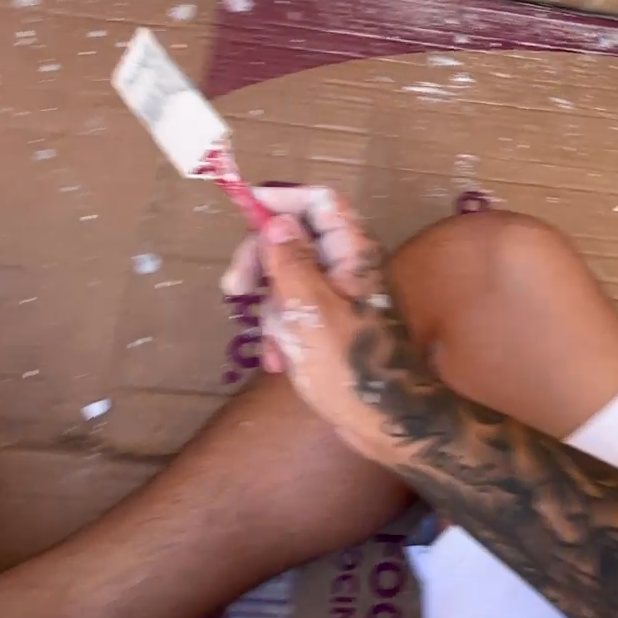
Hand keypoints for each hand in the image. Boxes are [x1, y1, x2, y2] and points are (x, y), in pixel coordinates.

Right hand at [219, 187, 424, 462]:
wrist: (382, 420)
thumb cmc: (348, 363)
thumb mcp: (308, 309)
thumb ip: (290, 261)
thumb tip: (278, 222)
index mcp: (352, 251)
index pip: (321, 201)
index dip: (285, 198)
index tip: (248, 205)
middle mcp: (347, 265)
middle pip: (294, 239)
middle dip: (261, 262)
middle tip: (235, 288)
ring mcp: (338, 294)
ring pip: (287, 279)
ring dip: (270, 309)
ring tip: (274, 344)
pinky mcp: (329, 322)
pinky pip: (293, 311)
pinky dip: (280, 331)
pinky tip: (278, 360)